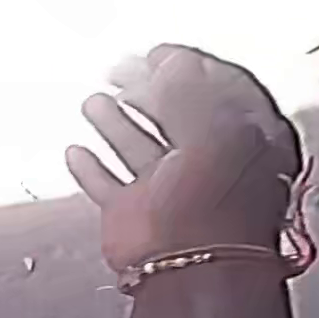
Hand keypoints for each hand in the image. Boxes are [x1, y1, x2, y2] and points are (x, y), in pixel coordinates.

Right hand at [65, 45, 298, 270]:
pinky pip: (107, 181)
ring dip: (114, 122)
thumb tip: (172, 63)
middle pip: (173, 111)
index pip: (217, 86)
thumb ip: (191, 98)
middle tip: (116, 72)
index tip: (154, 53)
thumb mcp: (212, 139)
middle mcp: (205, 155)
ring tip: (91, 102)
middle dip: (146, 89)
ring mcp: (164, 184)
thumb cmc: (208, 205)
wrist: (185, 264)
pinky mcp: (130, 209)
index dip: (187, 66)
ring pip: (137, 144)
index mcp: (242, 133)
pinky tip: (76, 150)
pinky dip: (91, 166)